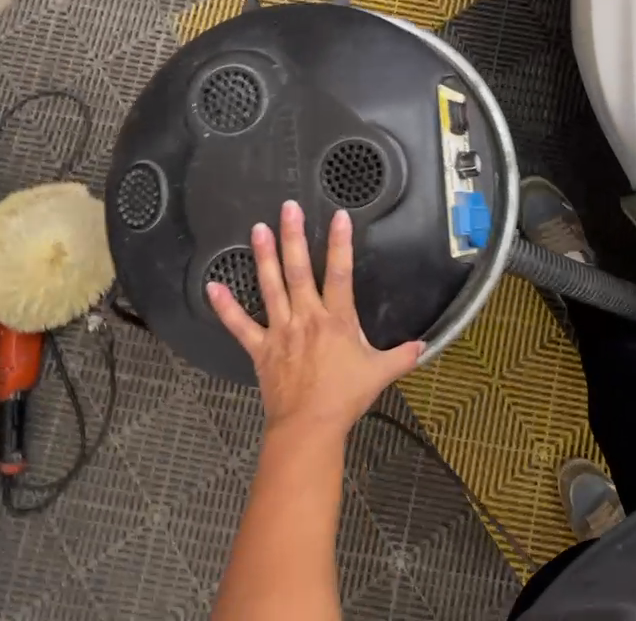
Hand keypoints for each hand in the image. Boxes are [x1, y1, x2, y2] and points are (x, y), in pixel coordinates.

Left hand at [209, 201, 423, 439]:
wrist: (309, 426)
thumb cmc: (345, 397)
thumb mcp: (380, 373)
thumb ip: (402, 355)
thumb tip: (424, 345)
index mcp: (337, 320)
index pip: (341, 273)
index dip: (340, 243)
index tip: (339, 216)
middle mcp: (307, 317)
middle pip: (300, 270)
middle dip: (294, 237)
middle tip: (288, 208)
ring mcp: (281, 331)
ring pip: (271, 287)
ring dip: (264, 257)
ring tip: (258, 229)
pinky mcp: (261, 349)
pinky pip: (240, 325)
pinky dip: (225, 307)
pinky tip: (211, 286)